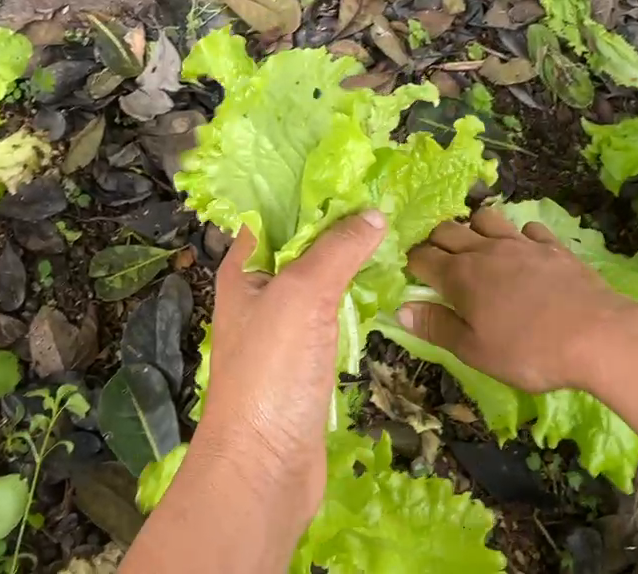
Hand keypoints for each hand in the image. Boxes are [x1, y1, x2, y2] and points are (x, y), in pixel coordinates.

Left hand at [186, 211, 386, 530]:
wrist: (264, 468)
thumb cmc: (271, 372)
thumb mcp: (303, 294)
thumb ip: (337, 248)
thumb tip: (373, 213)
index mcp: (244, 266)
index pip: (274, 209)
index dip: (309, 188)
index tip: (352, 169)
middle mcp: (260, 289)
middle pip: (301, 241)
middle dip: (338, 220)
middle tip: (385, 196)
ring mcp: (284, 324)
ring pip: (320, 276)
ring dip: (350, 256)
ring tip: (392, 228)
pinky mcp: (306, 355)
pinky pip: (332, 309)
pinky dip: (355, 293)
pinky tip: (383, 279)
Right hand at [400, 207, 637, 392]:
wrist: (599, 335)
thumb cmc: (530, 351)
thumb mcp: (476, 351)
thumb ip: (437, 328)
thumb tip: (402, 310)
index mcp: (460, 276)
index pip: (423, 257)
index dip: (413, 263)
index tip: (413, 275)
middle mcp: (485, 250)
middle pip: (449, 230)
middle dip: (436, 241)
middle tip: (438, 260)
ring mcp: (521, 244)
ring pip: (485, 218)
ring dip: (474, 228)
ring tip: (477, 247)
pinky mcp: (552, 246)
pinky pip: (527, 229)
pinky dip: (518, 236)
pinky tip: (524, 252)